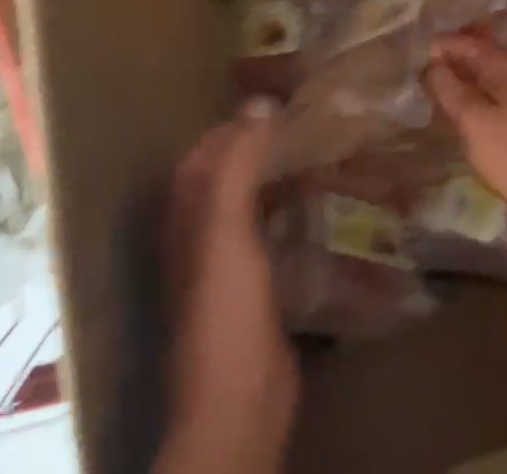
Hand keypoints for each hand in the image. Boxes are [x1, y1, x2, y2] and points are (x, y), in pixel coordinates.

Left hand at [157, 99, 297, 473]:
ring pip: (251, 211)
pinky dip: (292, 218)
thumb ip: (238, 168)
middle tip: (305, 126)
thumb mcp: (226, 232)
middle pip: (225, 182)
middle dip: (257, 151)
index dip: (229, 129)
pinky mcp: (259, 296)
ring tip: (319, 157)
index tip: (273, 104)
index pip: (201, 160)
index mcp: (185, 224)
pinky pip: (273, 241)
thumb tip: (259, 105)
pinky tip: (322, 212)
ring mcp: (230, 272)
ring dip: (277, 183)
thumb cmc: (226, 312)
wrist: (240, 401)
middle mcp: (201, 243)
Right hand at [423, 31, 506, 217]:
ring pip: (475, 73)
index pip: (466, 40)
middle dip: (446, 55)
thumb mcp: (471, 117)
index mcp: (502, 65)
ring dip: (452, 74)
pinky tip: (444, 103)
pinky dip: (461, 92)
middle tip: (415, 68)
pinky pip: (479, 91)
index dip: (439, 44)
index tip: (411, 57)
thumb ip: (449, 87)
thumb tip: (430, 63)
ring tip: (422, 84)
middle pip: (473, 52)